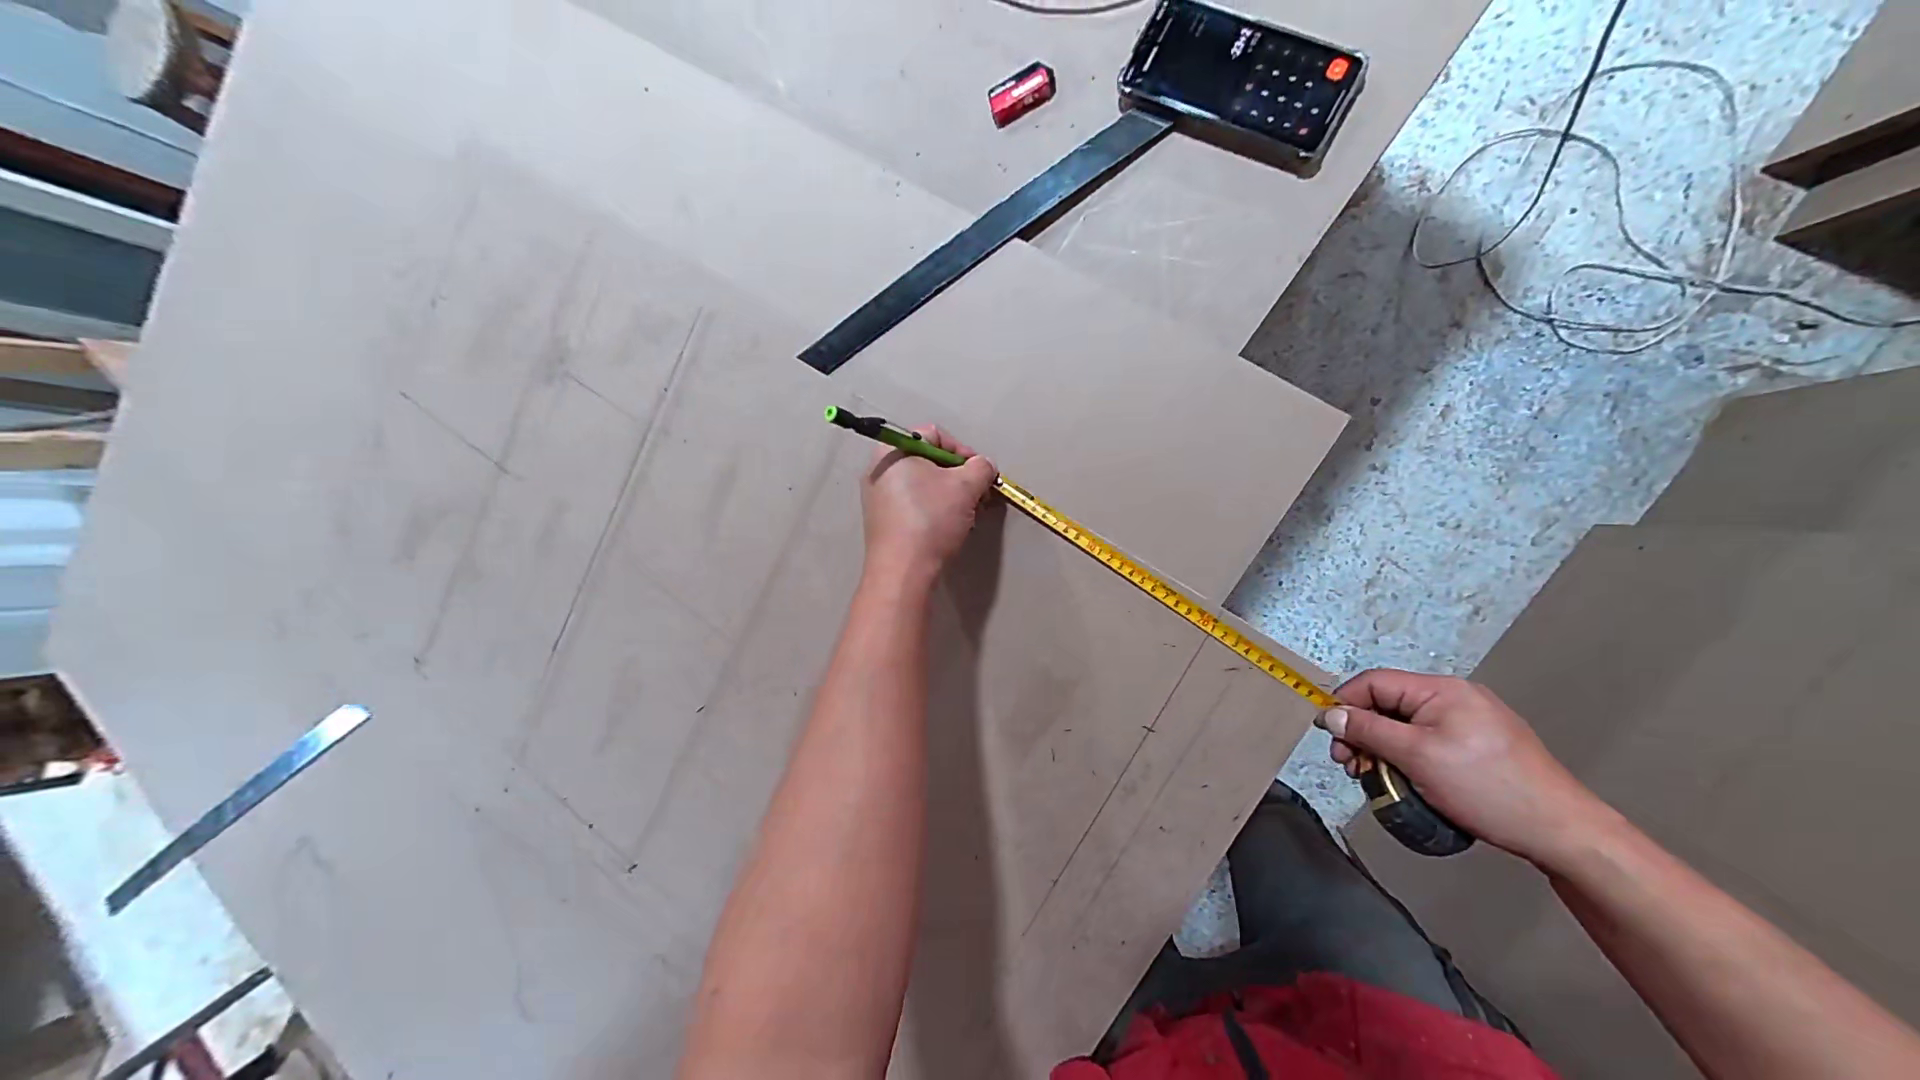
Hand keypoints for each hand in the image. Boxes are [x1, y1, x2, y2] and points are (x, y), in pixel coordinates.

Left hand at [860, 426, 996, 585]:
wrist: (903, 570)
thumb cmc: (930, 520)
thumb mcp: (966, 486)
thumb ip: (982, 467)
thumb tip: (984, 467)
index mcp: (893, 450)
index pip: (934, 434)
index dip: (962, 450)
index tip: (978, 472)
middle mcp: (880, 469)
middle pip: (929, 460)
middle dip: (959, 476)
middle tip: (977, 495)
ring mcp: (878, 497)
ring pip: (924, 485)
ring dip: (951, 495)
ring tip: (967, 514)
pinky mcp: (883, 521)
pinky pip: (914, 504)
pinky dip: (935, 510)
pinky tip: (949, 528)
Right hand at [1318, 669, 1615, 866]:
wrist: (1562, 832)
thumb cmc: (1491, 790)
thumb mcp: (1417, 756)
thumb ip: (1368, 730)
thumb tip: (1330, 714)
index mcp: (1442, 690)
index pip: (1373, 683)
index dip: (1344, 706)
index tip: (1330, 736)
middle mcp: (1454, 698)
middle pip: (1387, 704)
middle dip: (1362, 733)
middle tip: (1350, 764)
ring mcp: (1469, 722)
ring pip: (1404, 726)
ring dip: (1382, 750)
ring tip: (1375, 777)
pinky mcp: (1477, 746)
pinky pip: (1426, 741)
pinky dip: (1406, 758)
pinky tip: (1403, 779)